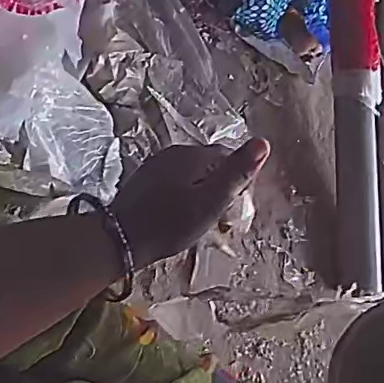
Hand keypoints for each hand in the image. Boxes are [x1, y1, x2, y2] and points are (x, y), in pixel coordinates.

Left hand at [112, 139, 269, 266]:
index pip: (228, 156)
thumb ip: (236, 173)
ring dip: (201, 189)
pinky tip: (180, 214)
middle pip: (210, 163)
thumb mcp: (210, 202)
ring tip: (201, 217)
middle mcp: (175, 153)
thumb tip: (263, 143)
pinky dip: (184, 193)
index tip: (236, 204)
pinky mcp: (145, 179)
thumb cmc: (170, 224)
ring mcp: (157, 164)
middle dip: (219, 184)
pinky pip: (175, 180)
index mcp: (193, 155)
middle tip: (220, 215)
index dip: (237, 179)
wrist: (120, 239)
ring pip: (192, 172)